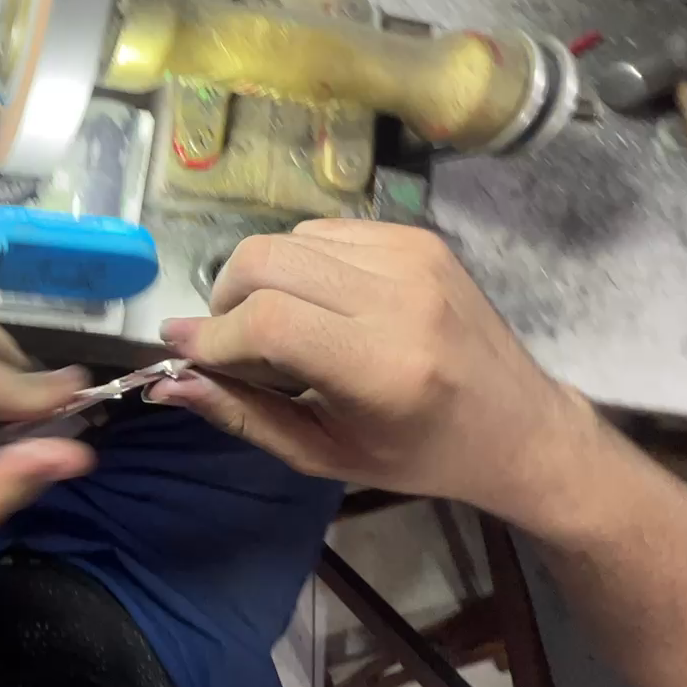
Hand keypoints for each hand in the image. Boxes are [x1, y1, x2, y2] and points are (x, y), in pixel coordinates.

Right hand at [149, 220, 599, 523]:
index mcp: (384, 367)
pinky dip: (296, 263)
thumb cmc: (417, 455)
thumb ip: (240, 414)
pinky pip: (319, 231)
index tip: (185, 351)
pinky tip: (317, 299)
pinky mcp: (416, 237)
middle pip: (264, 261)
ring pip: (285, 241)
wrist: (521, 426)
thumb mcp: (322, 454)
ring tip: (279, 320)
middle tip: (232, 337)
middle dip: (224, 298)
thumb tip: (166, 381)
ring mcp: (412, 257)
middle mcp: (400, 298)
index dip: (213, 335)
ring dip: (258, 280)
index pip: (268, 321)